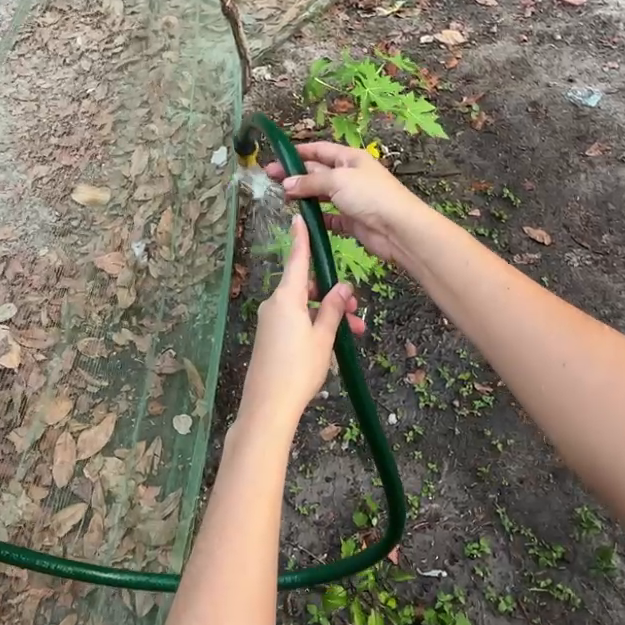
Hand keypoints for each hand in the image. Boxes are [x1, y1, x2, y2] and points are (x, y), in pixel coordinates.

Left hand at [241, 216, 359, 425]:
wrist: (268, 406)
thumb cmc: (298, 369)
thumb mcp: (323, 337)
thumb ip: (333, 309)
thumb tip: (342, 287)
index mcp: (286, 298)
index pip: (297, 260)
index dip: (301, 238)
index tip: (299, 217)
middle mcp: (275, 304)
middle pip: (306, 287)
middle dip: (332, 294)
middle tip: (356, 310)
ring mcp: (271, 322)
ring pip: (304, 307)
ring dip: (327, 314)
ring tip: (354, 331)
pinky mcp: (270, 338)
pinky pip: (295, 321)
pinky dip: (315, 325)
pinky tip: (333, 341)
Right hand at [266, 142, 425, 265]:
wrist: (398, 228)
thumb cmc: (370, 195)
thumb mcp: (337, 180)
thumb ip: (310, 182)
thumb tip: (286, 183)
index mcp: (350, 158)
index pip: (320, 150)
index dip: (299, 152)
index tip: (278, 156)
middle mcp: (350, 176)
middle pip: (317, 172)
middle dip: (295, 175)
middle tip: (269, 178)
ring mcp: (350, 199)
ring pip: (321, 195)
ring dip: (303, 196)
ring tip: (281, 198)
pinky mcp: (351, 221)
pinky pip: (328, 218)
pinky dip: (315, 218)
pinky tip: (300, 219)